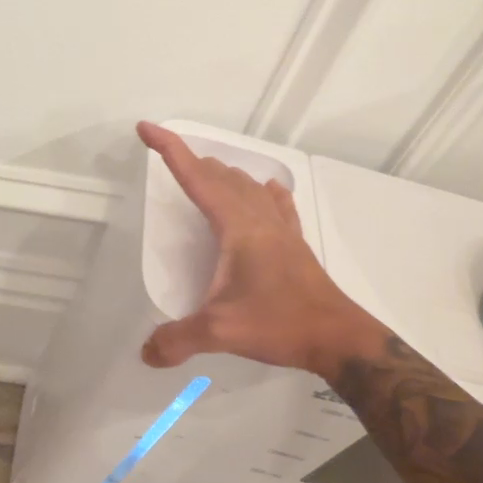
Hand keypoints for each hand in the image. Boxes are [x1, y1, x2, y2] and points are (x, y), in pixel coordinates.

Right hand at [136, 121, 382, 374]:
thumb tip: (145, 353)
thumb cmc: (278, 324)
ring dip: (225, 176)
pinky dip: (265, 193)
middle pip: (222, 177)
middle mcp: (259, 220)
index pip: (196, 179)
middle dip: (193, 163)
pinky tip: (269, 190)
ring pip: (250, 188)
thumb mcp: (219, 332)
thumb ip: (177, 340)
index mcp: (237, 228)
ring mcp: (282, 231)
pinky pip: (278, 206)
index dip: (170, 150)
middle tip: (170, 161)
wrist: (337, 337)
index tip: (147, 128)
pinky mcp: (295, 246)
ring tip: (208, 174)